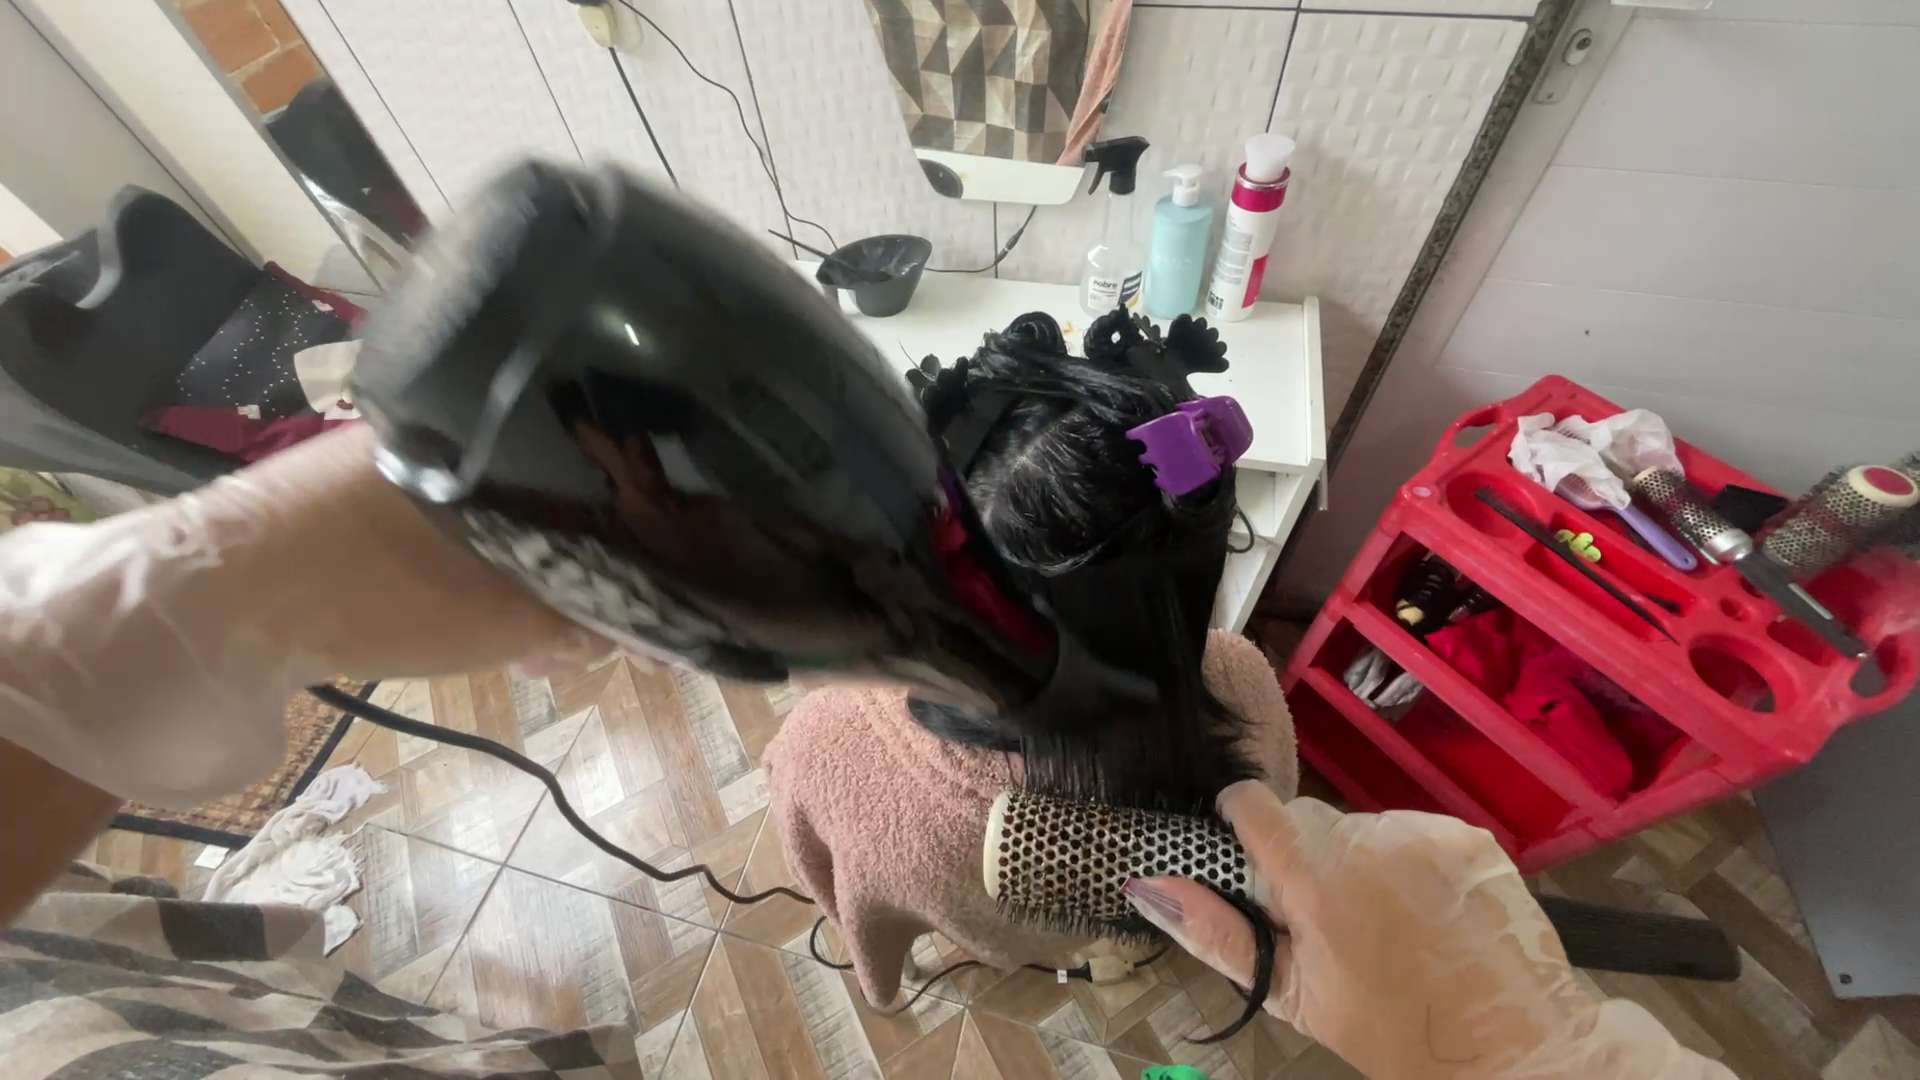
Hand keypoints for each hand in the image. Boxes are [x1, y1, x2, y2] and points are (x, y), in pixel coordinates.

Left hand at [0, 425, 608, 807]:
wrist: (180, 632)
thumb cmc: (366, 596)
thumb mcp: (500, 615)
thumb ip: (582, 621)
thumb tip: (652, 635)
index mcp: (469, 448)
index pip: (577, 487)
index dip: (619, 545)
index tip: (643, 590)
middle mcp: (433, 466)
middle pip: (541, 526)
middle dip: (576, 588)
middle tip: (595, 639)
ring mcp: (382, 505)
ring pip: (494, 554)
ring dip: (532, 606)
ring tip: (548, 658)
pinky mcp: (344, 550)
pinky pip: (445, 572)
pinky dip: (481, 609)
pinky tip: (503, 652)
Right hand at [1124, 782, 1730, 1079]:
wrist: (1523, 1054)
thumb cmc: (1391, 1034)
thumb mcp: (1293, 996)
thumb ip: (1214, 933)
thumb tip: (1143, 884)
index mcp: (1315, 878)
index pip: (1250, 800)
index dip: (1240, 820)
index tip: (1252, 858)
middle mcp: (1365, 838)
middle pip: (1301, 815)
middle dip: (1298, 852)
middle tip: (1324, 913)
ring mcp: (1420, 831)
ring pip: (1353, 822)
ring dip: (1352, 855)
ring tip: (1382, 915)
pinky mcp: (1463, 833)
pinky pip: (1405, 827)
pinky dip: (1402, 856)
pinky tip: (1424, 904)